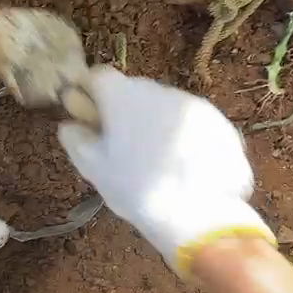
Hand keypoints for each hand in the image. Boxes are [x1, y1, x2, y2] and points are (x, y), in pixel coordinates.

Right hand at [57, 66, 273, 277]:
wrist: (198, 216)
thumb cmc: (134, 189)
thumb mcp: (93, 168)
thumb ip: (76, 139)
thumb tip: (71, 125)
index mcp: (125, 97)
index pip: (99, 76)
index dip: (89, 94)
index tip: (88, 117)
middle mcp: (161, 92)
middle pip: (134, 90)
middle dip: (124, 111)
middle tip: (119, 145)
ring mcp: (196, 106)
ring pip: (165, 106)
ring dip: (154, 123)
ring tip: (154, 161)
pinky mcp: (221, 124)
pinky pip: (191, 123)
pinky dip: (182, 137)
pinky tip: (180, 168)